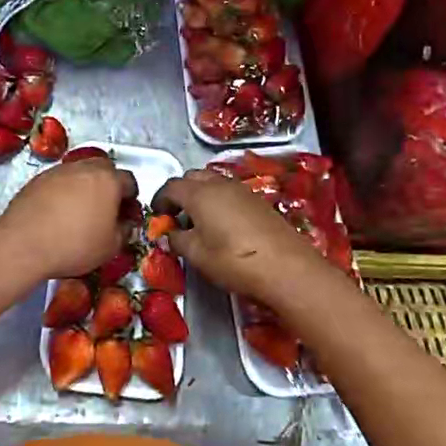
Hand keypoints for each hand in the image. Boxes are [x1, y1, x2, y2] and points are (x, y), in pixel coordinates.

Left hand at [0, 154, 134, 279]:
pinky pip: (59, 181)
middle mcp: (84, 168)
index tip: (127, 212)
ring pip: (79, 172)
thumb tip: (125, 225)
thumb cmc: (74, 245)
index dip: (131, 197)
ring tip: (80, 210)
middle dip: (109, 184)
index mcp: (108, 180)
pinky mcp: (37, 179)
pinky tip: (58, 212)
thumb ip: (124, 232)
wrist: (23, 244)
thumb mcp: (110, 247)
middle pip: (104, 169)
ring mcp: (58, 171)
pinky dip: (63, 191)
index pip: (129, 180)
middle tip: (106, 207)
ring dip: (84, 186)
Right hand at [152, 169, 328, 303]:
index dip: (160, 199)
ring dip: (201, 195)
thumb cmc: (233, 261)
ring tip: (200, 221)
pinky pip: (231, 192)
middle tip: (177, 215)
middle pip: (193, 177)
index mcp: (199, 194)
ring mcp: (242, 190)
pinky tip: (224, 225)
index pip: (171, 186)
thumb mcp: (197, 255)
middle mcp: (220, 184)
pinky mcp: (259, 201)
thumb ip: (178, 240)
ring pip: (214, 182)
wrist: (287, 268)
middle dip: (181, 192)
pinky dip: (220, 201)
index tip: (158, 216)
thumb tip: (171, 234)